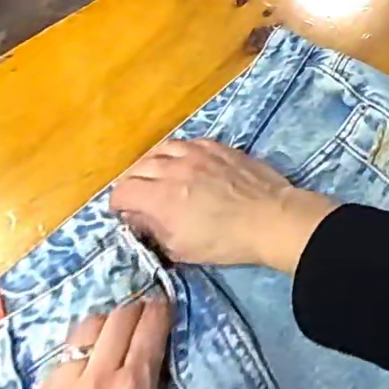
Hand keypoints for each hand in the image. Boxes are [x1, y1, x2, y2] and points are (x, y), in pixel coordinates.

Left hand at [11, 296, 170, 388]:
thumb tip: (156, 361)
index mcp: (131, 388)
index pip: (152, 323)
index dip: (163, 309)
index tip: (168, 309)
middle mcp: (97, 377)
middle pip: (120, 316)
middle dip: (136, 310)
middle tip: (144, 318)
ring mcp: (60, 387)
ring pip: (87, 327)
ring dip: (105, 326)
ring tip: (111, 338)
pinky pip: (62, 358)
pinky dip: (78, 353)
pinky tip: (82, 369)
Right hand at [109, 139, 336, 274]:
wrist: (269, 217)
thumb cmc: (224, 240)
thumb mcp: (180, 247)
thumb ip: (152, 227)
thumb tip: (136, 214)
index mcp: (162, 197)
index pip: (124, 189)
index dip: (118, 202)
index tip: (124, 211)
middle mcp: (177, 168)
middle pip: (140, 166)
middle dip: (133, 181)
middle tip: (139, 195)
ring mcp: (200, 153)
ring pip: (164, 148)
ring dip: (154, 162)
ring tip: (158, 174)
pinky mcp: (220, 146)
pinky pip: (190, 141)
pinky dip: (179, 151)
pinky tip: (185, 162)